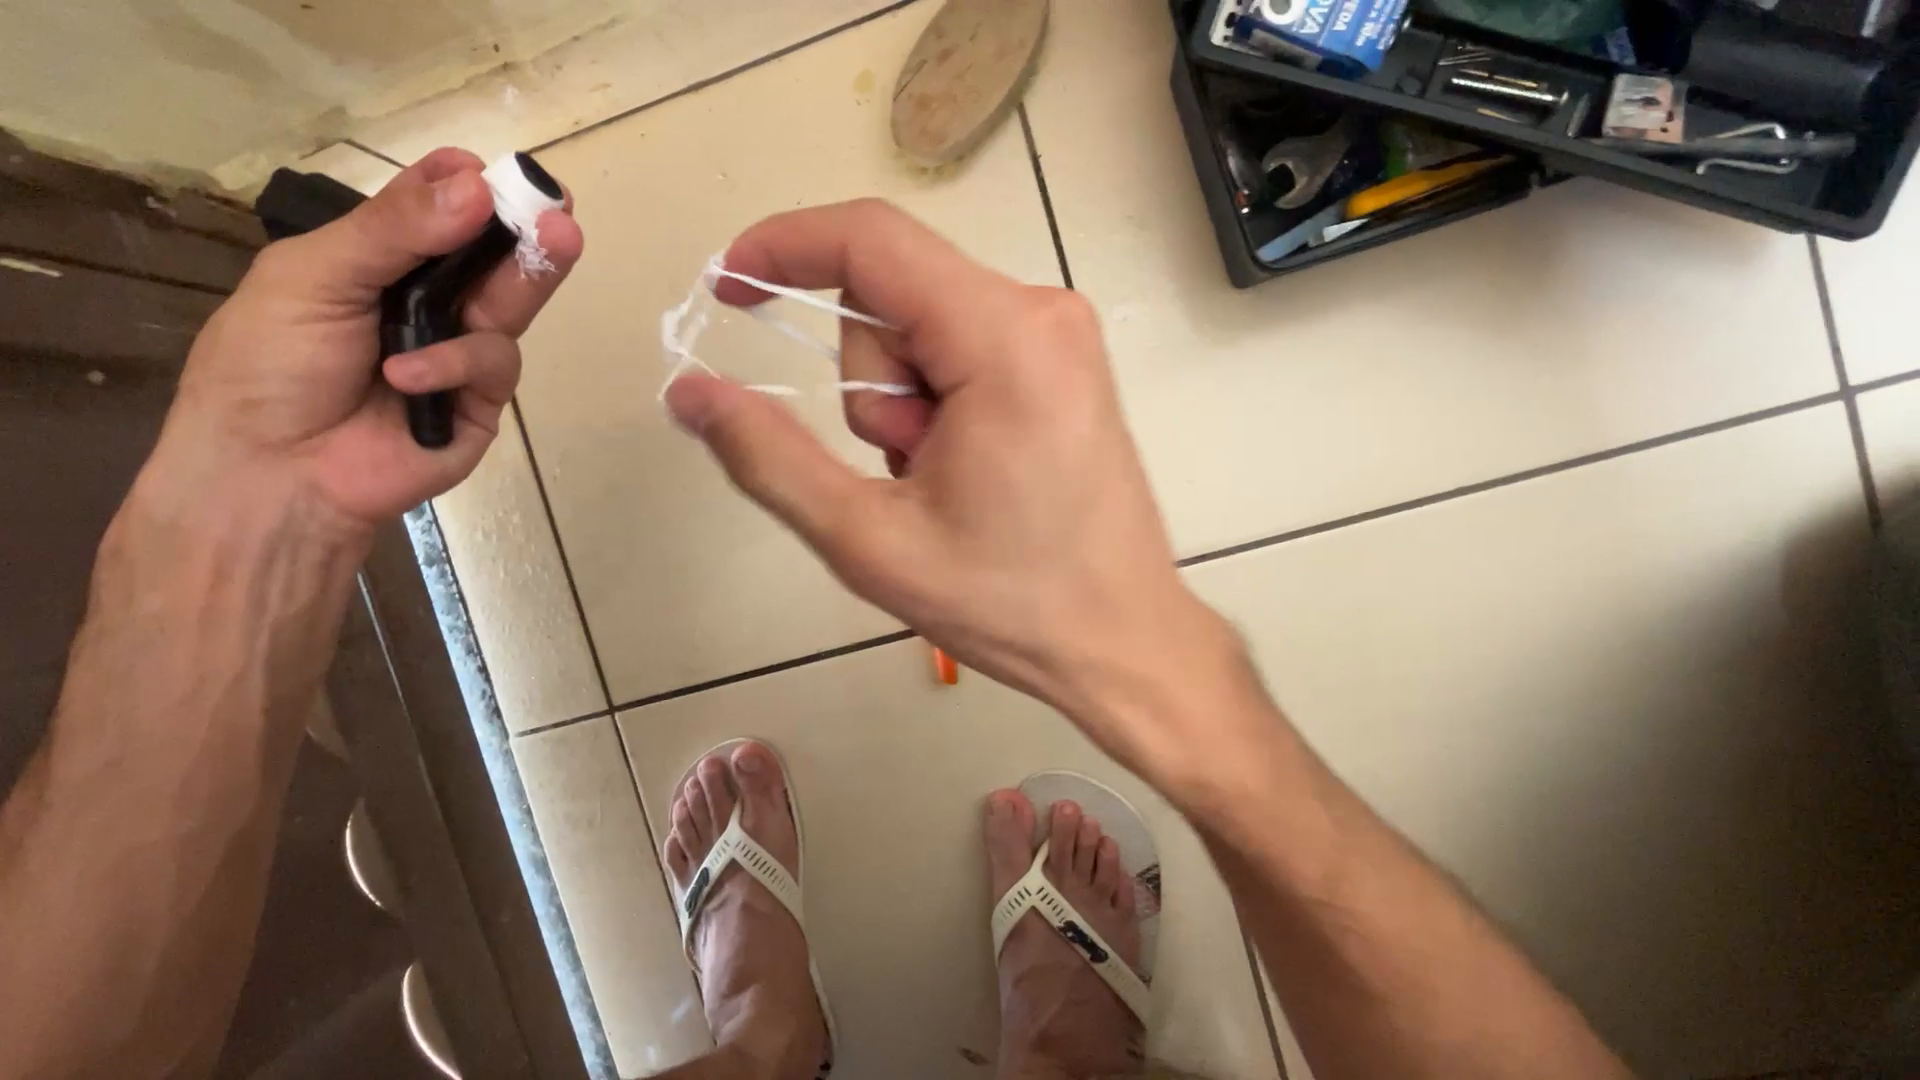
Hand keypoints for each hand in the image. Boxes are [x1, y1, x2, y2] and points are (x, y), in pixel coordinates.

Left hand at [141, 148, 583, 545]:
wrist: (275, 472)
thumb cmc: (271, 365)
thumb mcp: (314, 278)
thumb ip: (393, 230)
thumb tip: (474, 183)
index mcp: (382, 262)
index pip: (437, 214)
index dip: (468, 190)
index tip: (494, 173)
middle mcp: (430, 303)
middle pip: (493, 259)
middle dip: (531, 229)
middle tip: (563, 207)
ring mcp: (462, 353)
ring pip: (513, 307)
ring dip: (529, 276)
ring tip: (559, 242)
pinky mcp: (483, 403)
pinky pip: (493, 365)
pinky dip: (455, 364)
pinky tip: (408, 376)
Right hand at [665, 200, 1236, 778]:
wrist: (1120, 638)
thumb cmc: (1008, 603)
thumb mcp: (870, 541)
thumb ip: (770, 458)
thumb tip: (690, 390)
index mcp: (1005, 339)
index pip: (871, 240)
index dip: (783, 248)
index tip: (727, 290)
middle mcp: (1043, 311)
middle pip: (893, 295)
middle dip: (869, 383)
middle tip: (906, 469)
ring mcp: (1061, 333)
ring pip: (923, 326)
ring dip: (903, 402)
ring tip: (942, 478)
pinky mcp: (1064, 360)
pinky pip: (962, 346)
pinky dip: (937, 402)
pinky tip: (968, 467)